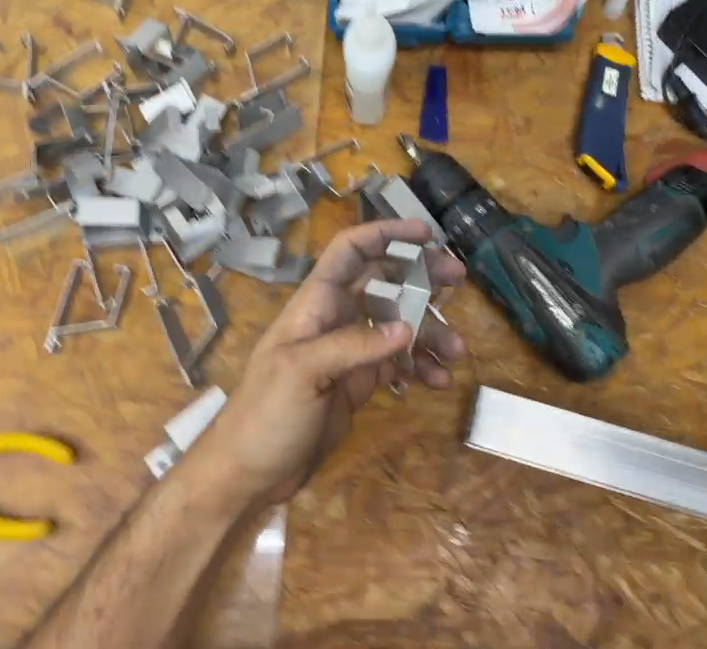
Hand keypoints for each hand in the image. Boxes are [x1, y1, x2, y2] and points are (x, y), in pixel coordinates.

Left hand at [190, 220, 466, 505]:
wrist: (248, 473)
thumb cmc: (265, 414)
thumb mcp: (302, 372)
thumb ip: (354, 346)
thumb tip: (407, 328)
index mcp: (315, 304)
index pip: (350, 252)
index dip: (384, 234)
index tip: (425, 234)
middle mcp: (334, 319)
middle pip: (383, 282)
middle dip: (420, 277)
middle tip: (458, 277)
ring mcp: (348, 352)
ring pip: (397, 325)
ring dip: (428, 331)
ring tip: (457, 350)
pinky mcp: (358, 383)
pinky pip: (396, 363)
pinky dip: (419, 367)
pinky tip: (438, 381)